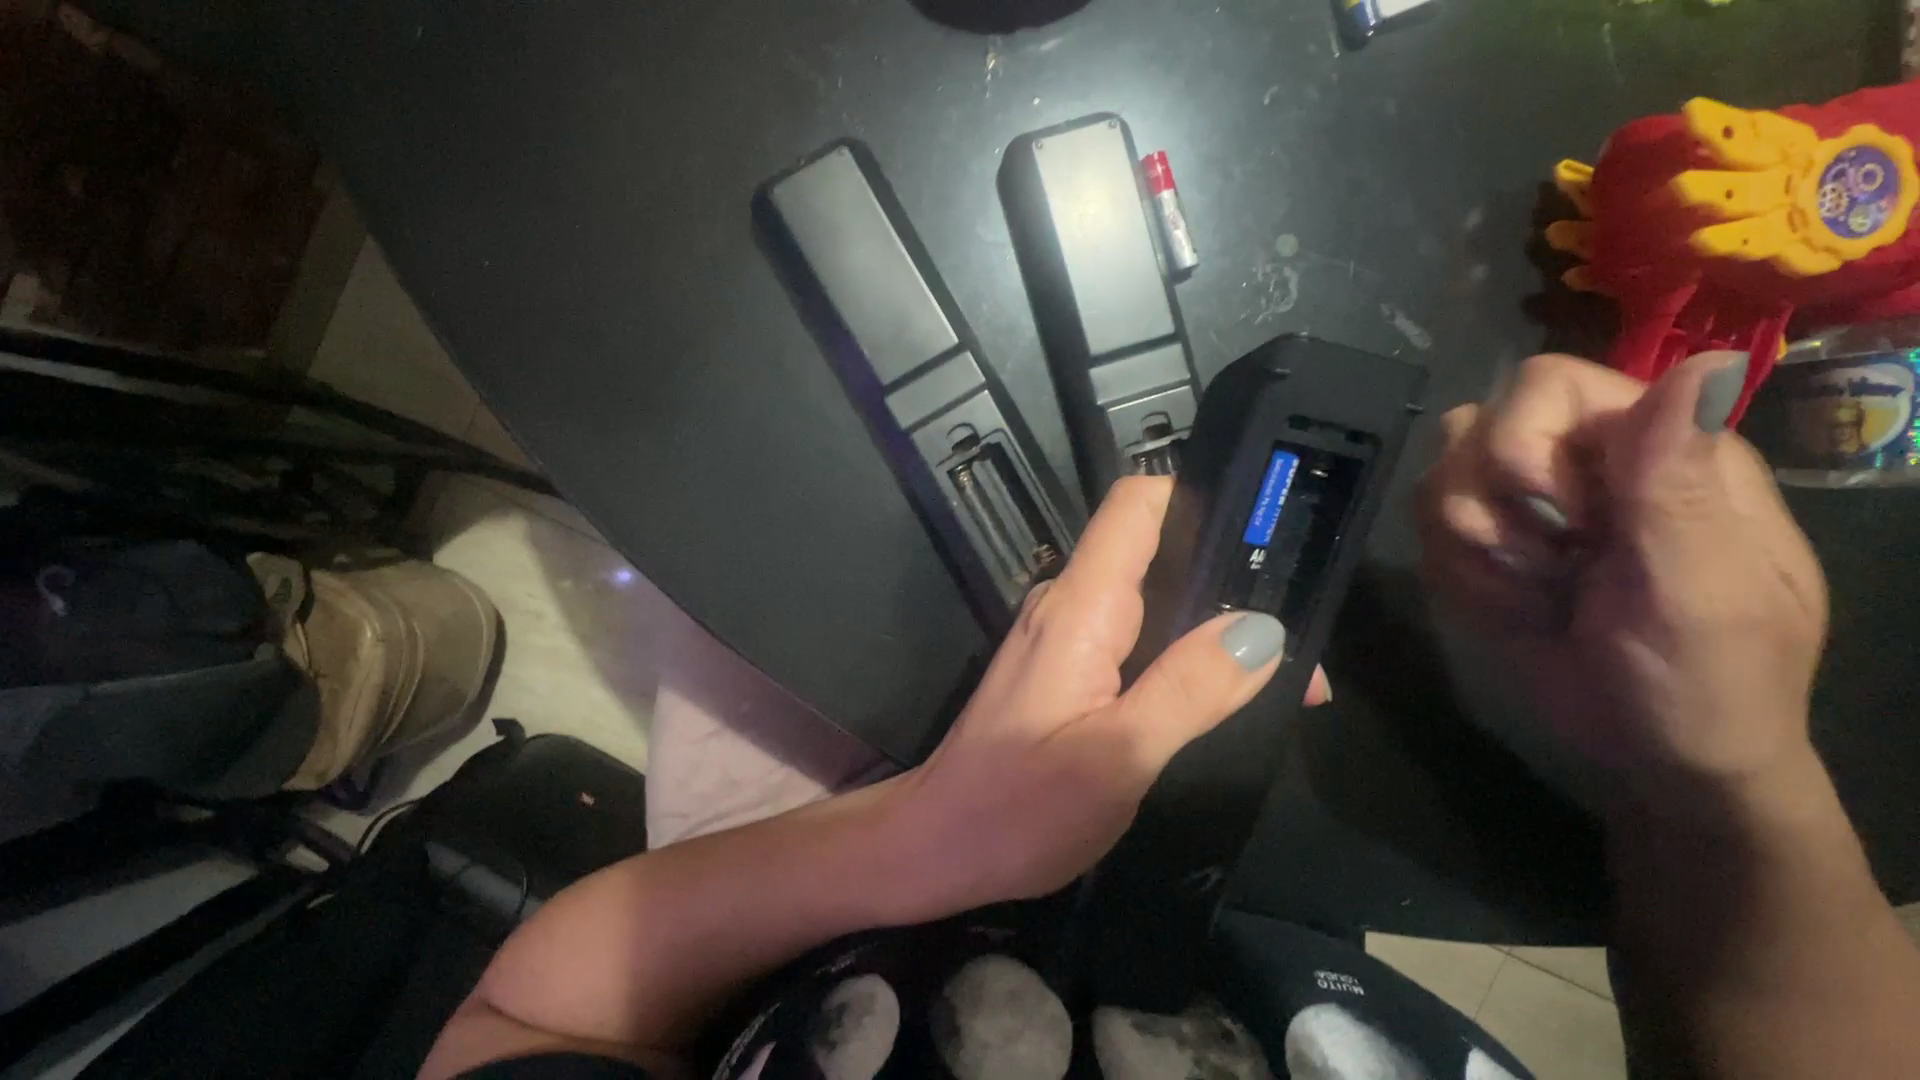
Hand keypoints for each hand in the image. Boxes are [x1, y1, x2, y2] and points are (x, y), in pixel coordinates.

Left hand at [880, 476, 1330, 920]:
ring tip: (1285, 670)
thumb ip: (1189, 689)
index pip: (1136, 507)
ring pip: (1150, 600)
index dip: (1199, 497)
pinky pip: (1134, 640)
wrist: (940, 846)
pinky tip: (1223, 693)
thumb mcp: (1118, 756)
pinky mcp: (1065, 671)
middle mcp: (1068, 606)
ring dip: (1213, 625)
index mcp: (1079, 607)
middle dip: (1230, 578)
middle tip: (1302, 633)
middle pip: (1155, 551)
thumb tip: (1262, 629)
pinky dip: (1183, 656)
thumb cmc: (1018, 809)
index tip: (1269, 529)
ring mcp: (1064, 638)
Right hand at [1415, 351, 1827, 804]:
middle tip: (1549, 567)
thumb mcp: (1703, 589)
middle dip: (1487, 508)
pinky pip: (1427, 537)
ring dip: (1472, 553)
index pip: (1544, 384)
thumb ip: (1681, 481)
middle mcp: (1581, 463)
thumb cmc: (1708, 679)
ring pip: (1436, 483)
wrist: (1659, 756)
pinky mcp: (1486, 550)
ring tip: (1536, 595)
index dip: (1523, 443)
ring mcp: (1526, 508)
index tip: (1563, 520)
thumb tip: (1703, 362)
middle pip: (1469, 430)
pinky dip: (1460, 579)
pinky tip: (1513, 609)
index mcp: (1655, 449)